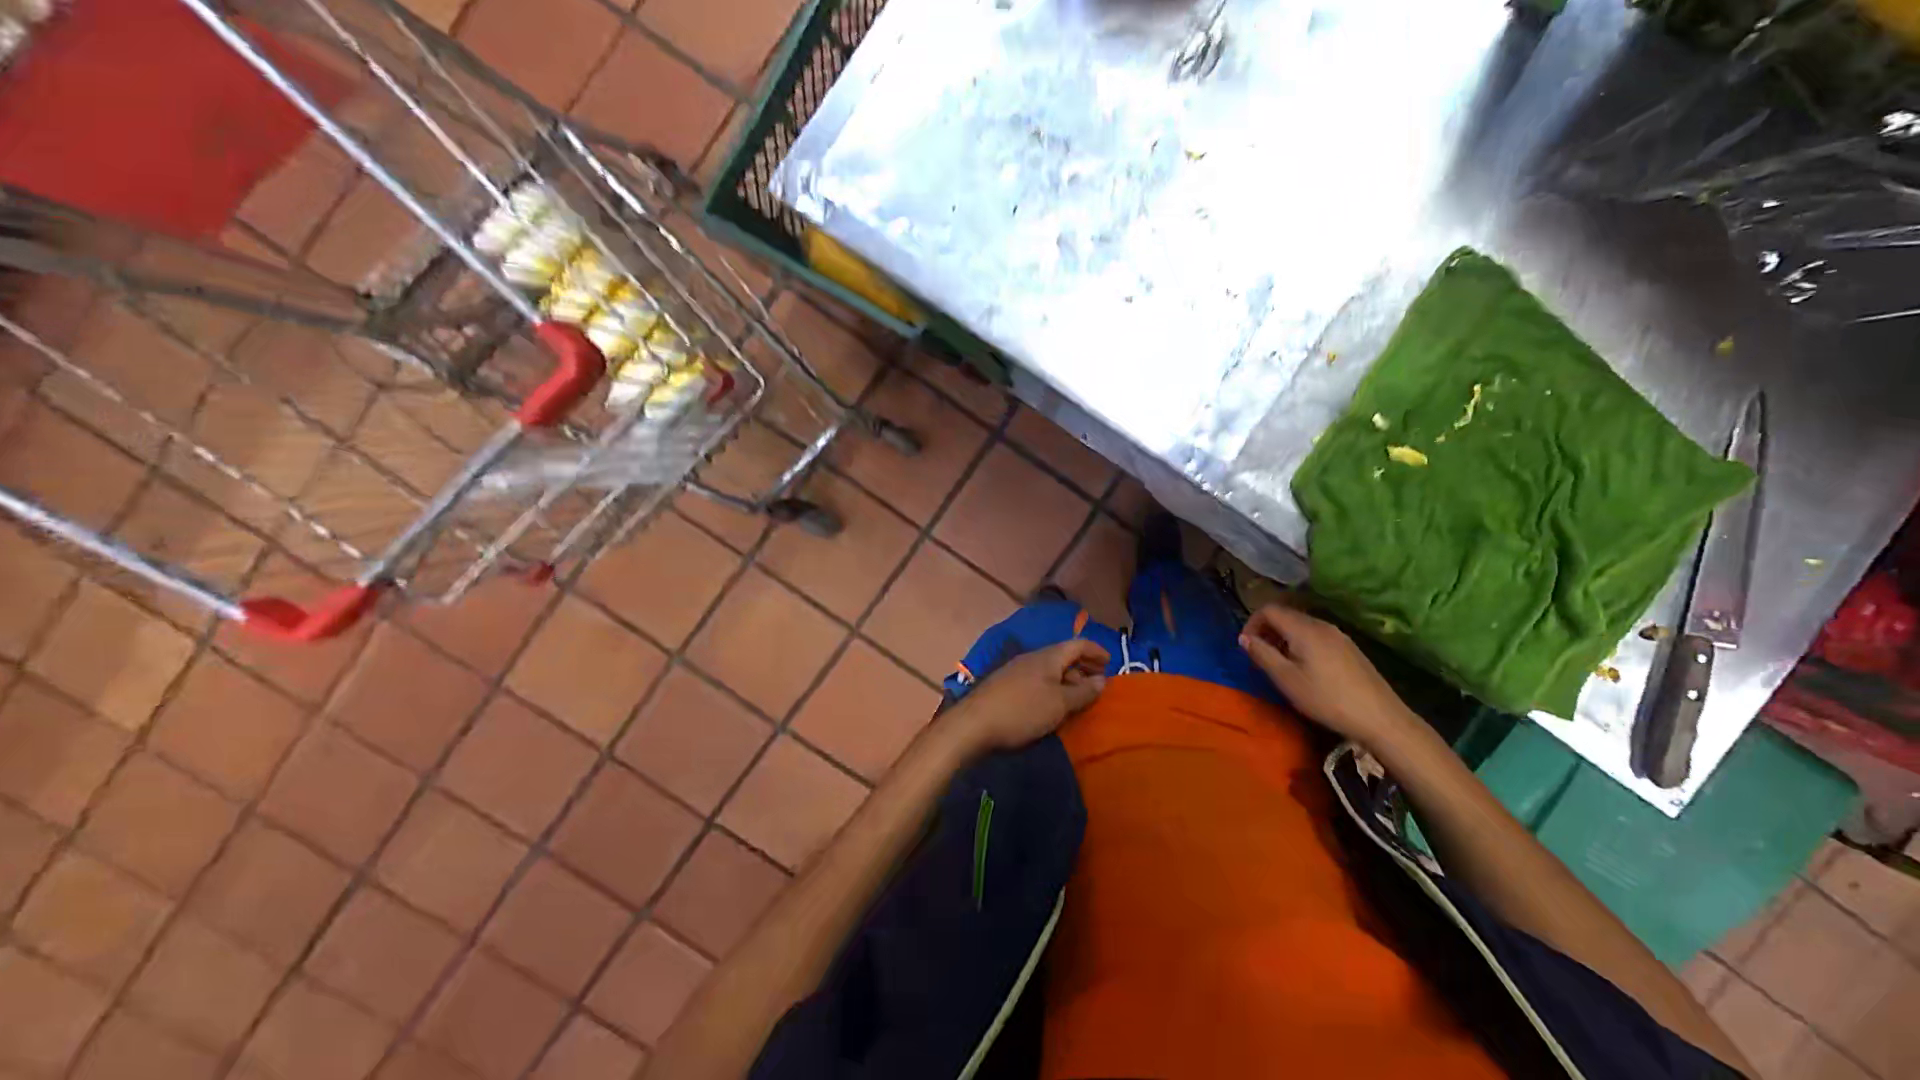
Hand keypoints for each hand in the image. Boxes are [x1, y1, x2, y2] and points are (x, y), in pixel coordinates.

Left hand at [947, 640, 1109, 752]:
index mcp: (1047, 656)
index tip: (1111, 663)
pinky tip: (1053, 708)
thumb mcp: (1059, 704)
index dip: (1096, 651)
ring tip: (1079, 700)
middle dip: (1083, 668)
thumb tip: (1102, 679)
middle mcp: (1031, 658)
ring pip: (1049, 671)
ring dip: (1067, 681)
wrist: (974, 724)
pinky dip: (1052, 690)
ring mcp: (1016, 672)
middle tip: (1098, 685)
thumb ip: (1082, 691)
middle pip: (1063, 656)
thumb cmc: (1023, 710)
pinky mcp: (1005, 687)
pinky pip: (1037, 682)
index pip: (1078, 644)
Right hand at [1239, 603, 1416, 748]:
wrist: (1380, 718)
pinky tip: (1305, 668)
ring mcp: (1339, 636)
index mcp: (1304, 629)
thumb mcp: (1286, 679)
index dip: (1252, 623)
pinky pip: (1316, 635)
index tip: (1246, 646)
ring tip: (1279, 664)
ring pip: (1302, 626)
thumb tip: (1244, 638)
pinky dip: (1301, 643)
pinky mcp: (1349, 648)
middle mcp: (1322, 625)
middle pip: (1286, 615)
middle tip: (1259, 656)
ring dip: (1283, 638)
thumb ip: (1262, 654)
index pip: (1269, 610)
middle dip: (1267, 630)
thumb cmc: (1326, 699)